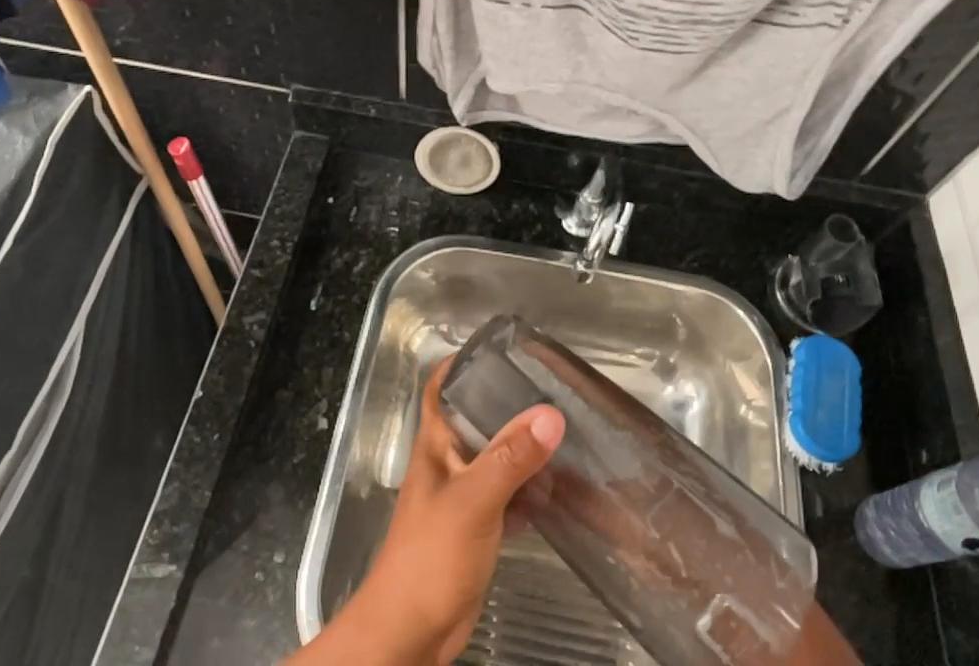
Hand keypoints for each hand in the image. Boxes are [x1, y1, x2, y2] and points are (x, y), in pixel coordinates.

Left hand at [290, 357, 565, 664]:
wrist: (411, 630)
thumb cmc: (430, 556)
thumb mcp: (473, 500)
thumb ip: (510, 458)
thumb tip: (550, 415)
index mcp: (435, 445)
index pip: (442, 388)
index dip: (463, 362)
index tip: (502, 347)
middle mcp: (447, 464)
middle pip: (477, 420)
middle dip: (510, 405)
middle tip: (554, 391)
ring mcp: (462, 498)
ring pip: (496, 461)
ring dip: (525, 451)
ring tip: (568, 435)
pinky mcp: (477, 530)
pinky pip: (507, 499)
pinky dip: (530, 493)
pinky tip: (559, 492)